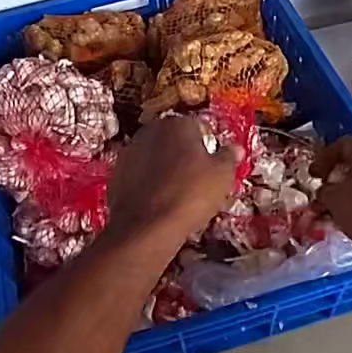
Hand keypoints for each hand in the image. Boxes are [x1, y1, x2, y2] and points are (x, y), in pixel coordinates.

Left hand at [106, 115, 240, 244]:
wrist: (145, 228)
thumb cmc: (190, 195)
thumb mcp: (221, 176)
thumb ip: (229, 157)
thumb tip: (236, 148)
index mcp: (177, 124)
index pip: (200, 128)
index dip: (211, 148)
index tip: (216, 168)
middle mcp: (149, 131)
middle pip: (175, 142)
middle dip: (187, 157)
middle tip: (200, 182)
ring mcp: (129, 153)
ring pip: (156, 159)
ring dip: (167, 171)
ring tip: (179, 197)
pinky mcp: (116, 176)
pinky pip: (140, 177)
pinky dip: (150, 186)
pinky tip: (159, 205)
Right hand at [313, 137, 351, 268]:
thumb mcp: (334, 200)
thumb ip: (324, 191)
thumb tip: (325, 192)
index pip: (345, 144)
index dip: (324, 157)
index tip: (313, 174)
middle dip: (335, 181)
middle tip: (322, 196)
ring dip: (347, 198)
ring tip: (331, 215)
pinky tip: (350, 225)